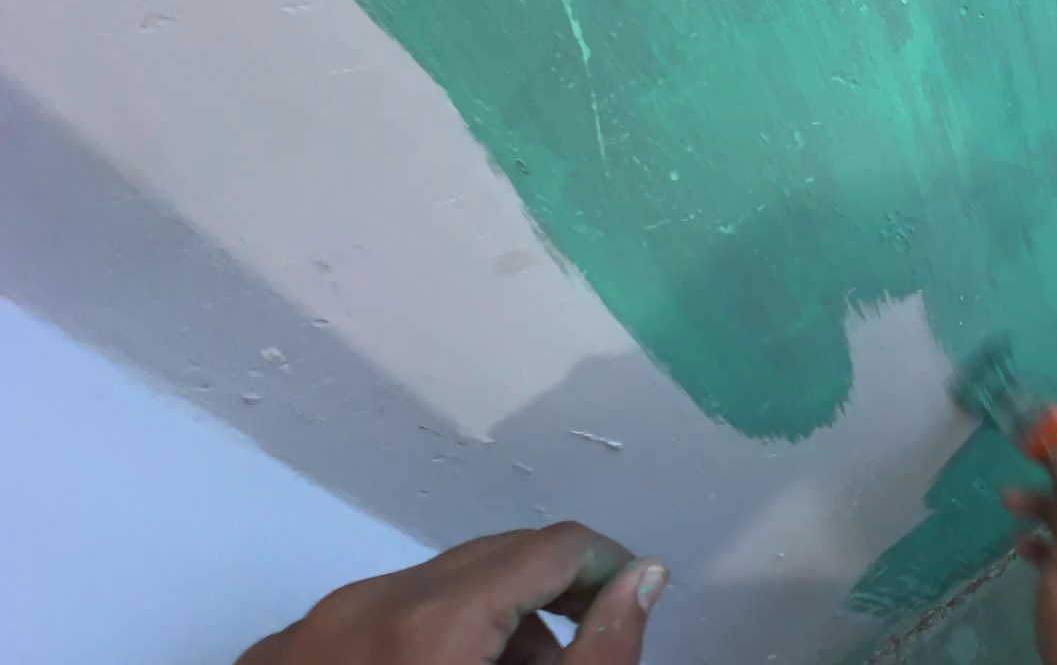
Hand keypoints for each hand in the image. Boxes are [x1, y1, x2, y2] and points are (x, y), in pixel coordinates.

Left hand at [235, 521, 668, 664]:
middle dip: (554, 597)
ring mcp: (300, 637)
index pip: (555, 545)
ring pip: (439, 586)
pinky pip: (378, 617)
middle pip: (499, 558)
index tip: (629, 605)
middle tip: (576, 657)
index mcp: (428, 620)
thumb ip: (600, 653)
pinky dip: (426, 639)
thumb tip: (645, 575)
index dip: (609, 565)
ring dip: (492, 621)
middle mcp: (361, 605)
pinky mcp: (269, 661)